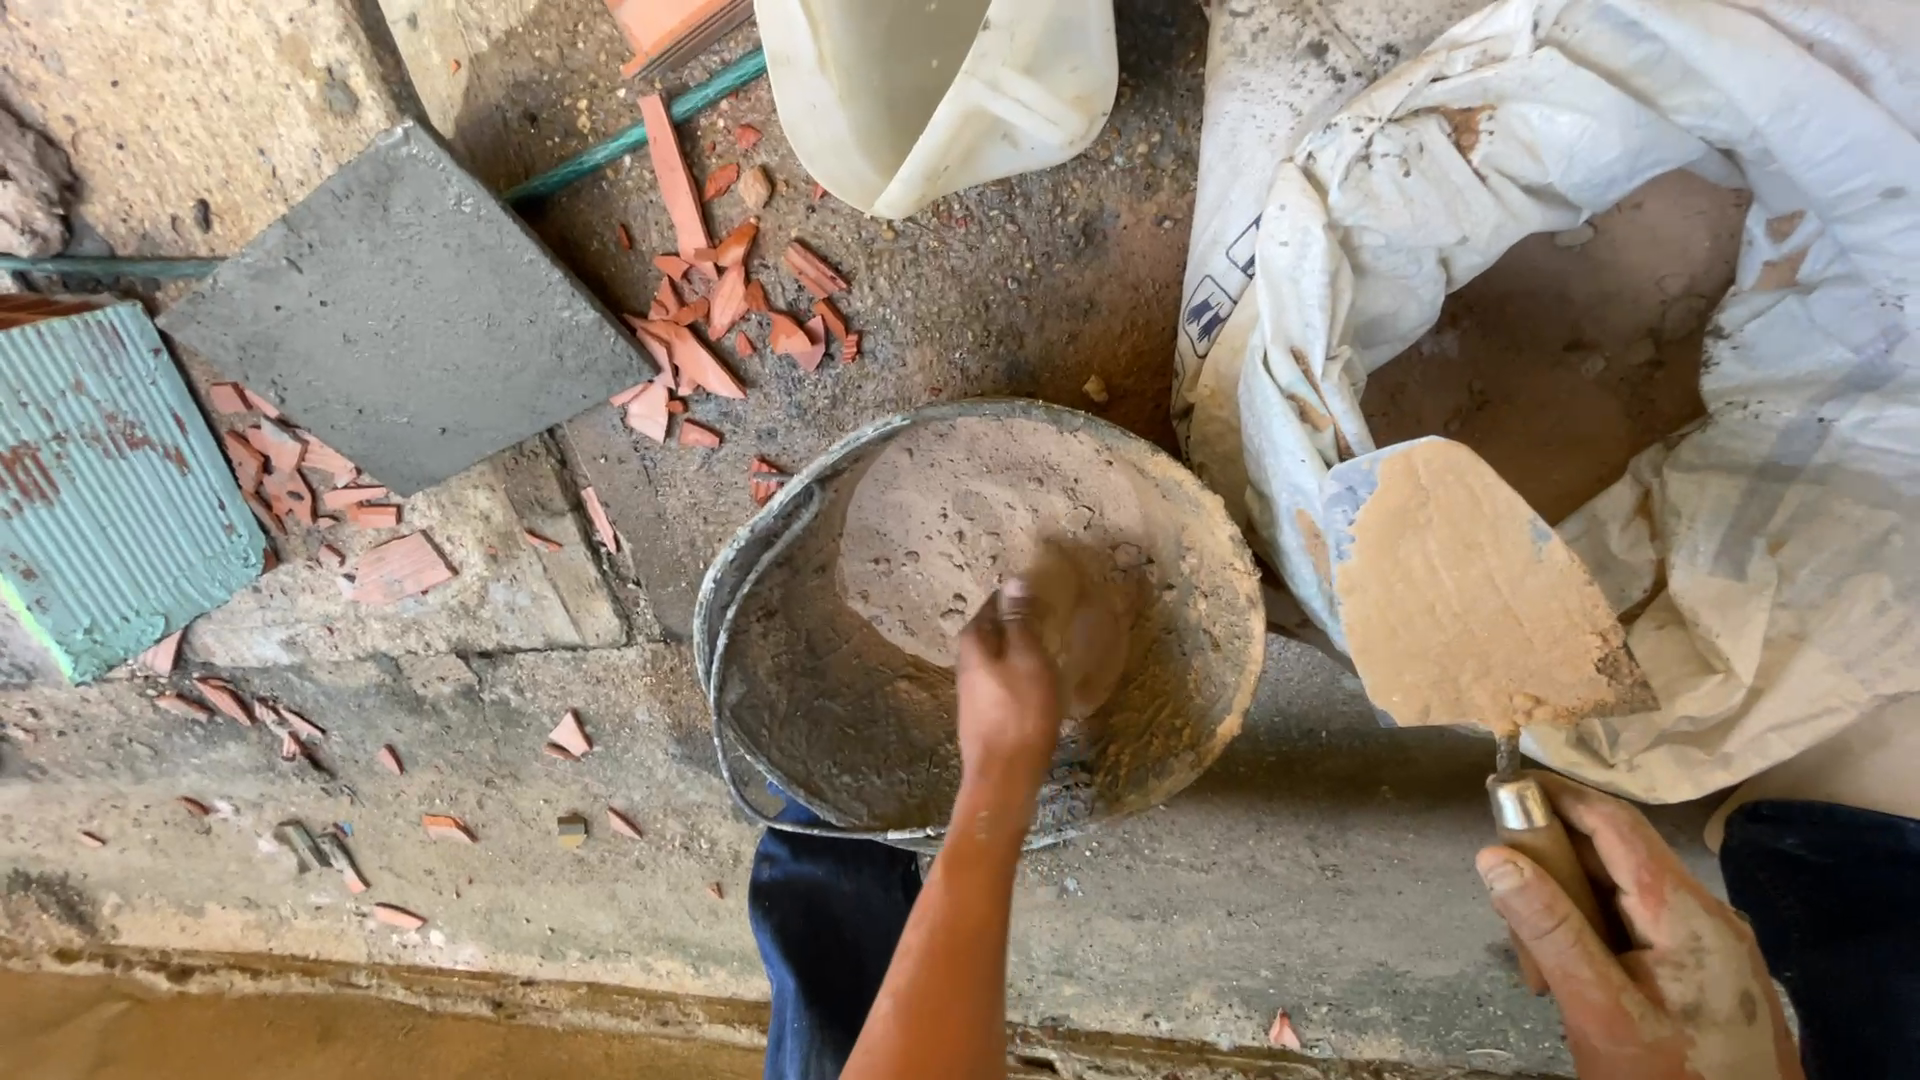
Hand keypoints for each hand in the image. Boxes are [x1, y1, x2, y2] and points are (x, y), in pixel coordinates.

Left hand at [955, 577, 1060, 806]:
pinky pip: (1001, 679)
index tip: (1045, 594)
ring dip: (1019, 650)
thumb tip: (1015, 581)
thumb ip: (1020, 620)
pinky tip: (1037, 682)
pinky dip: (1018, 672)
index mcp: (973, 641)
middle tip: (1052, 619)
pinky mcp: (982, 711)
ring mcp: (971, 688)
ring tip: (1050, 648)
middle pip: (992, 630)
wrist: (1003, 775)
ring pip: (997, 656)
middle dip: (1018, 623)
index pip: (994, 603)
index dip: (1018, 596)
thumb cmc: (1021, 711)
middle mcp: (965, 660)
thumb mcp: (1027, 658)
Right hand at [1476, 775, 1802, 1079]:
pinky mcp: (1699, 967)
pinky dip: (1584, 926)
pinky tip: (1565, 968)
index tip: (1499, 781)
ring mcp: (1706, 942)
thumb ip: (1548, 929)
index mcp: (1689, 915)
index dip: (1557, 794)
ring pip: (1614, 887)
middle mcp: (1705, 915)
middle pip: (1610, 853)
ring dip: (1561, 901)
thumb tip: (1491, 854)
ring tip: (1535, 956)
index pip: (1615, 823)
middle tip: (1504, 894)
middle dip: (1548, 861)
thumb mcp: (1600, 1010)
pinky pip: (1628, 919)